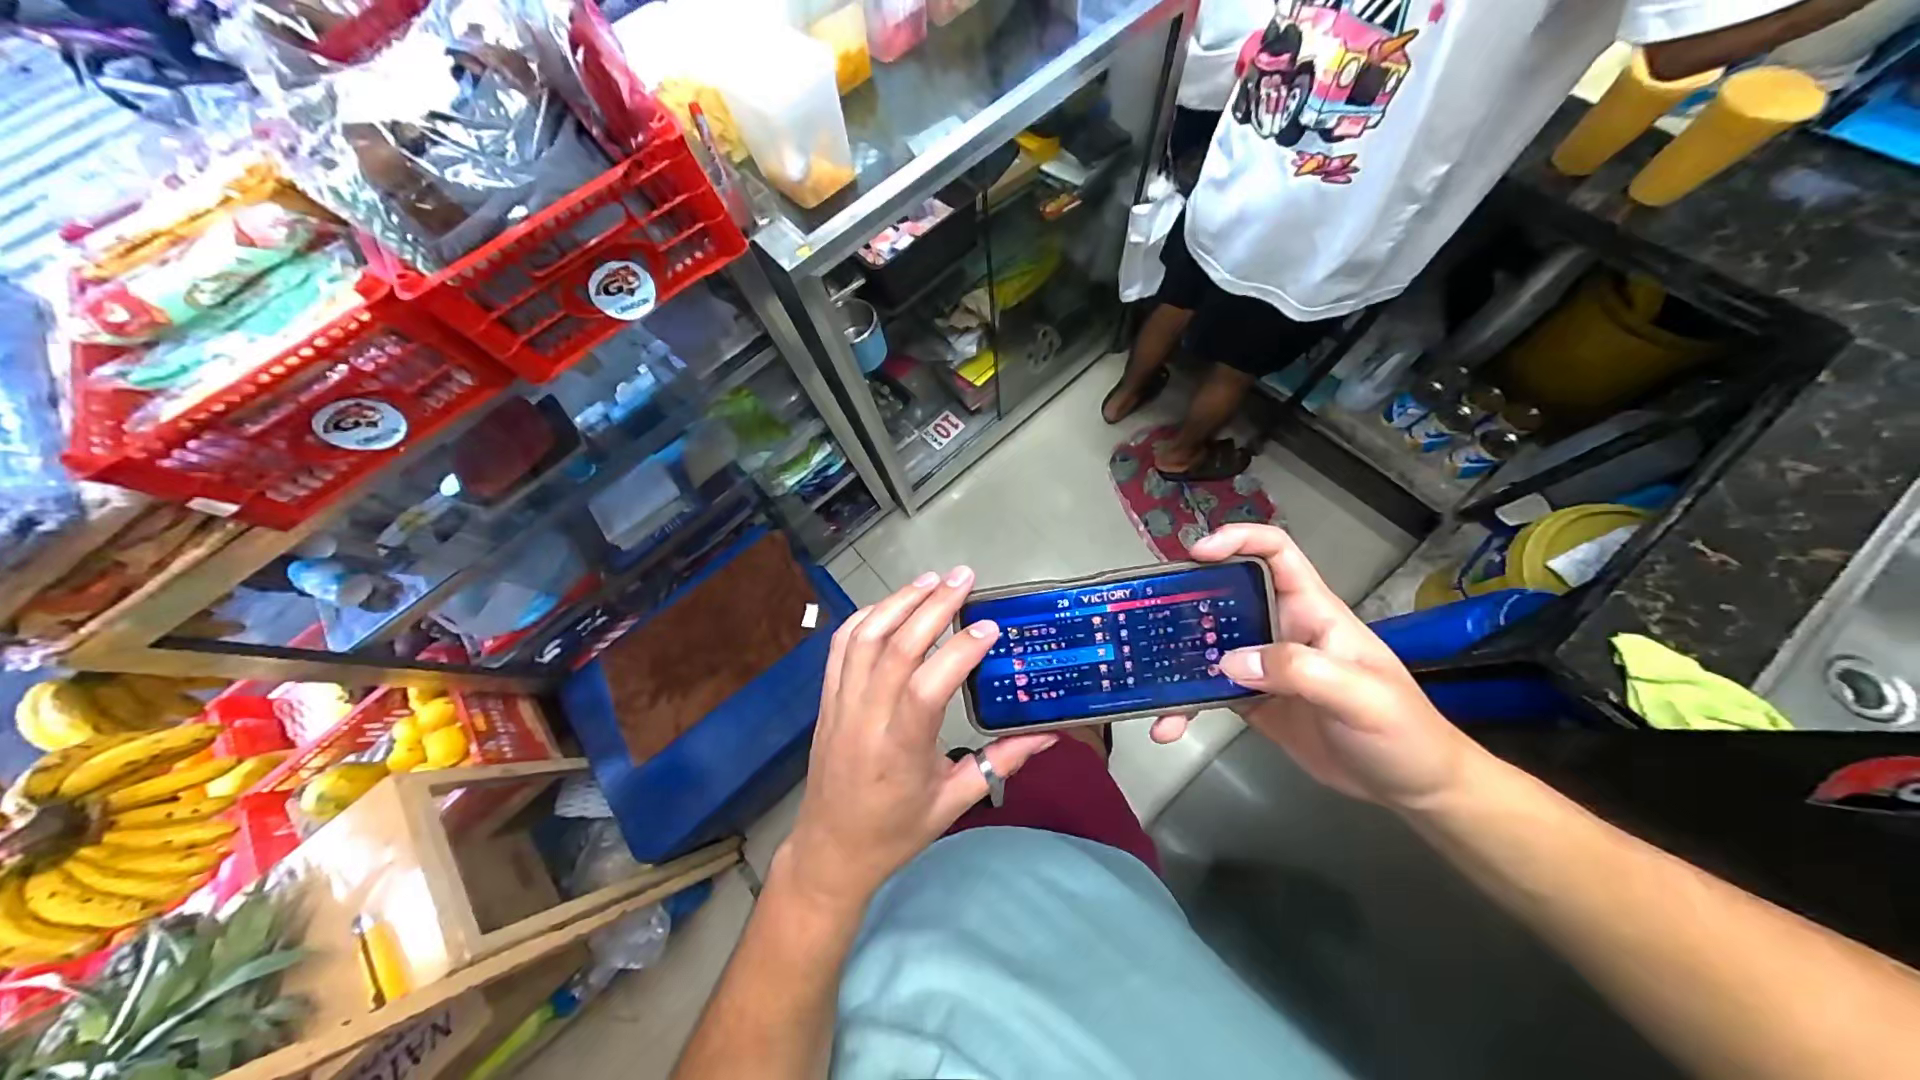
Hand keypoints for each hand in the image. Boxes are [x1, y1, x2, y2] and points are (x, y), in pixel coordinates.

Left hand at [776, 566, 1058, 908]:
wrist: (830, 850)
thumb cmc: (896, 830)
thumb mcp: (953, 802)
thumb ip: (1000, 763)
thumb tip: (1049, 735)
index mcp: (899, 749)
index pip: (927, 687)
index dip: (959, 652)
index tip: (990, 627)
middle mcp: (865, 718)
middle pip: (896, 648)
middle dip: (932, 606)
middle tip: (964, 578)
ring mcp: (840, 704)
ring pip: (864, 637)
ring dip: (898, 602)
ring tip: (932, 580)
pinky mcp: (827, 699)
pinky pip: (840, 647)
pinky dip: (865, 617)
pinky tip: (891, 605)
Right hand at [1150, 524, 1487, 810]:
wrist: (1410, 786)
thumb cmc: (1402, 732)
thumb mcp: (1361, 697)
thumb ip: (1301, 670)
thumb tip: (1231, 662)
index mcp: (1312, 612)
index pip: (1276, 553)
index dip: (1238, 540)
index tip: (1199, 552)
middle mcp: (1280, 629)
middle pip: (1226, 595)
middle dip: (1186, 600)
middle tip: (1149, 614)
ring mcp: (1263, 665)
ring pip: (1209, 646)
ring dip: (1177, 661)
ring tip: (1149, 679)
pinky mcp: (1252, 698)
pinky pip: (1208, 690)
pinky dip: (1184, 705)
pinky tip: (1167, 726)